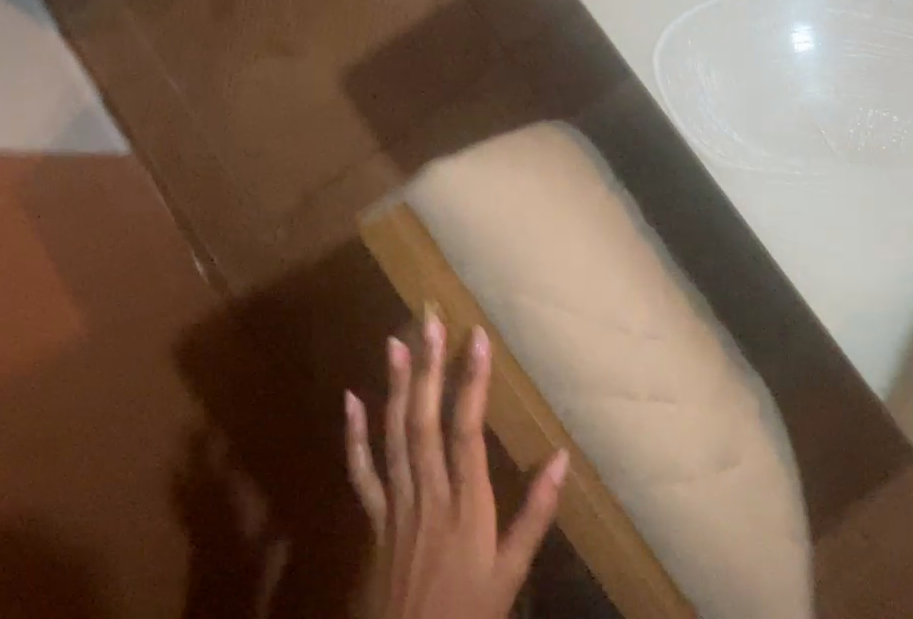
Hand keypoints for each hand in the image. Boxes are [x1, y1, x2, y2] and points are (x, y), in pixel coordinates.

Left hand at [345, 317, 568, 618]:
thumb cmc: (469, 611)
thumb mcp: (512, 571)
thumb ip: (535, 514)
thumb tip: (560, 457)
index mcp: (466, 505)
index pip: (467, 430)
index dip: (471, 382)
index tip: (476, 339)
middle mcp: (428, 494)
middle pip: (425, 422)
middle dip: (428, 369)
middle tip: (429, 322)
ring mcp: (396, 504)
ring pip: (393, 437)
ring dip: (394, 388)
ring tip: (395, 343)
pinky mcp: (374, 519)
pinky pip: (362, 472)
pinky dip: (354, 436)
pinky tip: (351, 400)